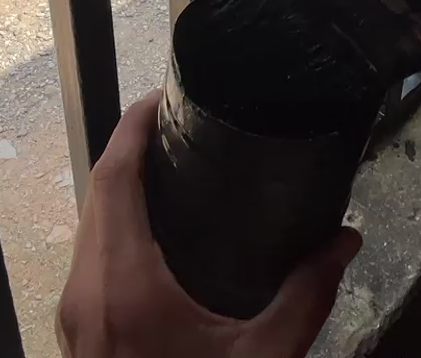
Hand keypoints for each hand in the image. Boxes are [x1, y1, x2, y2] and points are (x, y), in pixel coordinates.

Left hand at [57, 93, 361, 357]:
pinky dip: (114, 213)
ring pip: (88, 218)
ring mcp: (73, 311)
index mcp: (122, 285)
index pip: (112, 179)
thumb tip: (347, 238)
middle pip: (96, 190)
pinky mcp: (76, 327)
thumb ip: (306, 297)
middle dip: (129, 143)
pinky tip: (151, 215)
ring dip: (119, 178)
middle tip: (175, 117)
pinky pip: (90, 247)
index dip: (130, 126)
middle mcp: (85, 289)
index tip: (160, 94)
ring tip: (165, 154)